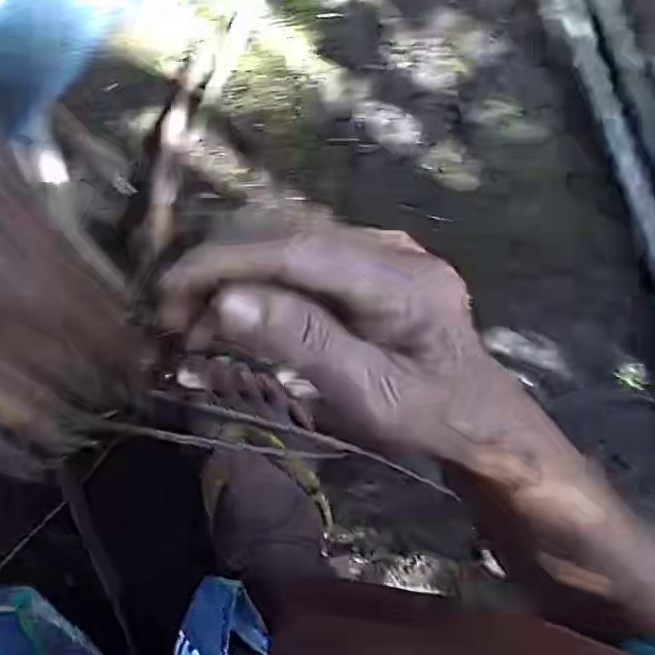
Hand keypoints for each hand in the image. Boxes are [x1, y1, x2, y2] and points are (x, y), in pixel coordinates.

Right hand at [158, 225, 542, 467]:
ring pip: (275, 238)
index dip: (224, 262)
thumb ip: (303, 341)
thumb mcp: (369, 394)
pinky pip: (288, 253)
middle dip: (214, 269)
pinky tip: (226, 314)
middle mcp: (388, 246)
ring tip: (192, 323)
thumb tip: (226, 301)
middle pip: (279, 235)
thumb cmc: (432, 417)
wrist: (483, 419)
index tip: (171, 289)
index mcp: (402, 279)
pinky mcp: (359, 256)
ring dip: (224, 274)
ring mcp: (374, 245)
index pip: (294, 249)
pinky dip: (246, 280)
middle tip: (171, 317)